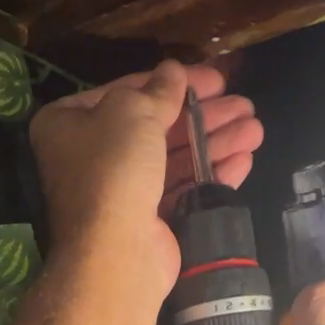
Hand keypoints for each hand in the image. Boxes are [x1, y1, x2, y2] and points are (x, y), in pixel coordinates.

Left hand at [29, 61, 263, 299]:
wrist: (116, 253)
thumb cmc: (114, 169)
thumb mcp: (134, 112)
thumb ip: (159, 90)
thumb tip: (173, 71)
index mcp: (69, 124)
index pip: (127, 93)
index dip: (175, 83)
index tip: (215, 78)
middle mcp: (91, 158)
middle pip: (157, 127)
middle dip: (204, 116)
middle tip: (244, 105)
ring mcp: (121, 194)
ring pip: (174, 160)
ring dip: (216, 143)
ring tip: (255, 130)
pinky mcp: (148, 223)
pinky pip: (182, 191)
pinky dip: (212, 175)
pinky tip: (244, 160)